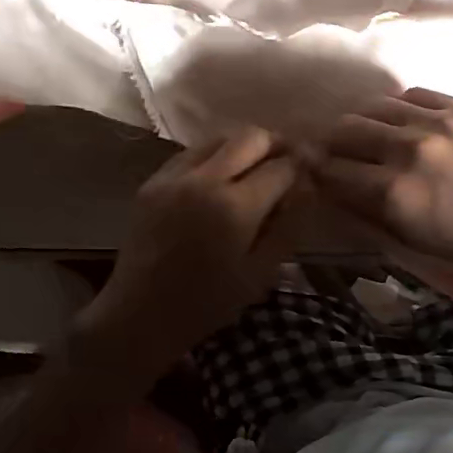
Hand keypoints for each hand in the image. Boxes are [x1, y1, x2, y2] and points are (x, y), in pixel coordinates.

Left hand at [76, 129, 299, 376]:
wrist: (140, 315)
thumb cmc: (208, 303)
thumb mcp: (261, 273)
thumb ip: (288, 225)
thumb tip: (307, 188)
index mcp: (236, 208)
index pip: (281, 167)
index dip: (303, 166)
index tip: (313, 171)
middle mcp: (204, 180)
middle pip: (252, 137)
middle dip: (277, 145)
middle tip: (288, 163)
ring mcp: (174, 177)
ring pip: (220, 138)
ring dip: (245, 147)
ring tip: (256, 169)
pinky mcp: (153, 181)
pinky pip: (192, 153)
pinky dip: (215, 156)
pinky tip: (221, 179)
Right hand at [306, 88, 452, 279]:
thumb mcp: (416, 244)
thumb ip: (370, 213)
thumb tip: (334, 187)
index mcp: (396, 195)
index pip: (332, 171)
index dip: (318, 172)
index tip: (318, 174)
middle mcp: (409, 152)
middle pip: (345, 130)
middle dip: (334, 143)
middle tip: (340, 154)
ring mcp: (437, 124)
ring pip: (375, 107)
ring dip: (363, 123)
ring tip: (370, 136)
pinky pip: (412, 95)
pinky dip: (399, 110)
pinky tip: (405, 123)